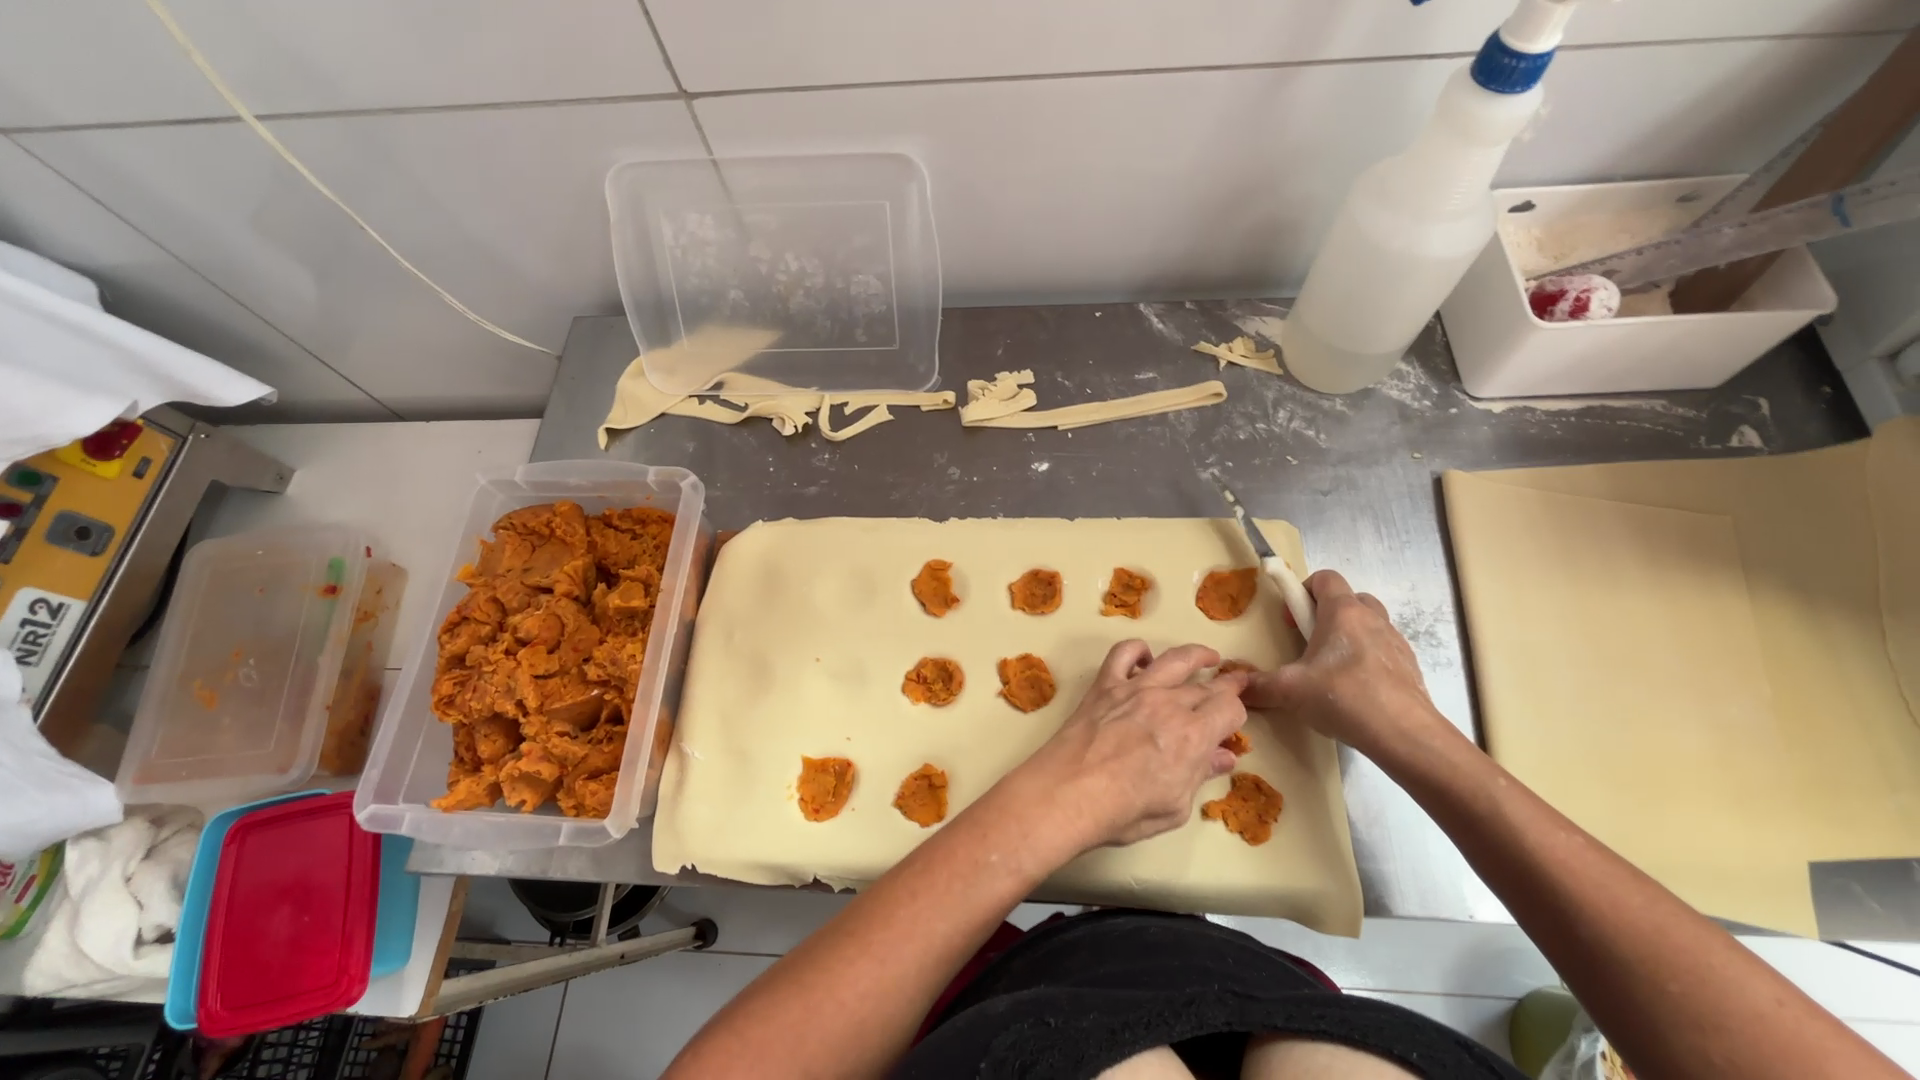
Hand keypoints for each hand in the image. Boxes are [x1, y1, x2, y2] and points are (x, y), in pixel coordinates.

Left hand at [1012, 640, 1248, 850]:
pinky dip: (1137, 650)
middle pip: (1206, 686)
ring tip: (1208, 657)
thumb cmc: (1122, 811)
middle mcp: (1168, 704)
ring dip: (1197, 655)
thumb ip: (1200, 776)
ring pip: (1174, 660)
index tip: (1231, 725)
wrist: (1066, 794)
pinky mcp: (1105, 685)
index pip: (1230, 709)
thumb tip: (1224, 758)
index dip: (1235, 716)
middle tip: (1234, 685)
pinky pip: (1123, 653)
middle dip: (1225, 687)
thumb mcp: (1175, 807)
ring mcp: (1135, 689)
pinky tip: (1145, 657)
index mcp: (1193, 736)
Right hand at [1242, 570, 1451, 759]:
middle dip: (1327, 614)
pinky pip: (1384, 650)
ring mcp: (1395, 641)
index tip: (1292, 620)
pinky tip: (1356, 691)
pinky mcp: (1410, 666)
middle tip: (1310, 643)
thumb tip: (1238, 688)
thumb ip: (1260, 685)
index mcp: (1343, 612)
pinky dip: (1368, 660)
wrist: (1404, 733)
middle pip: (1349, 598)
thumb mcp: (1290, 691)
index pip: (1325, 578)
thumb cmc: (1342, 697)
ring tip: (1332, 670)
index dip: (1304, 590)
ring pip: (1369, 624)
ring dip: (1349, 637)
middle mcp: (1372, 619)